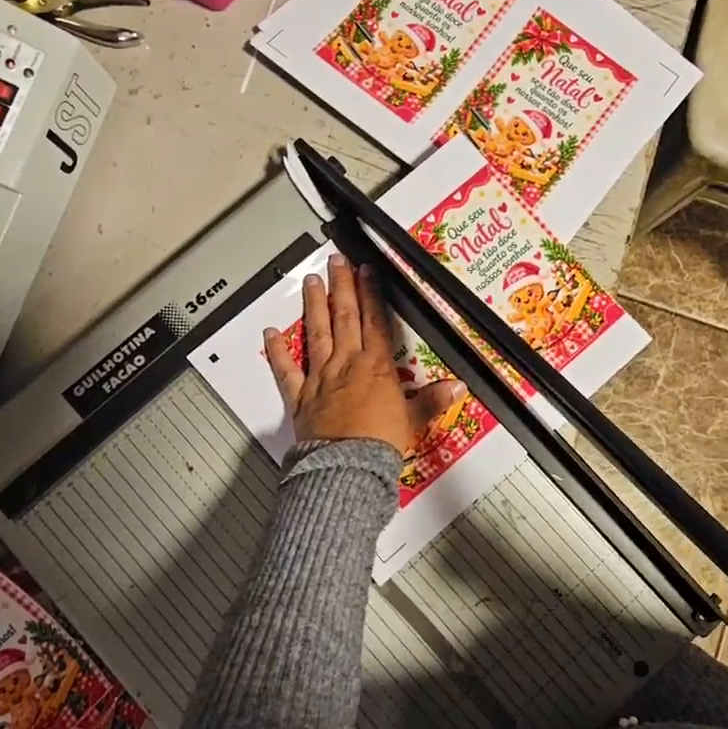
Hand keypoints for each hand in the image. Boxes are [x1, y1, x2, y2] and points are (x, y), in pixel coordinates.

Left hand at [264, 254, 462, 456]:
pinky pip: (286, 371)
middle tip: (336, 261)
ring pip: (316, 334)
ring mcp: (320, 378)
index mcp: (375, 367)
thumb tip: (457, 388)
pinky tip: (270, 333)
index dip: (371, 294)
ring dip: (314, 306)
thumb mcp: (413, 420)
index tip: (366, 271)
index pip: (374, 322)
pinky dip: (277, 352)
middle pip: (344, 318)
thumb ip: (431, 401)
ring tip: (311, 282)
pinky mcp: (300, 398)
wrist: (347, 467)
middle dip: (341, 287)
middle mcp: (346, 364)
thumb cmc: (380, 443)